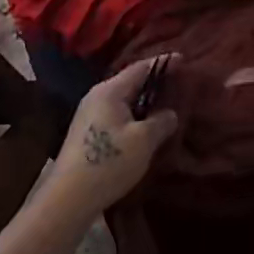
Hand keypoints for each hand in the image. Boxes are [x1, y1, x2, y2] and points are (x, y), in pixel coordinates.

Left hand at [43, 55, 181, 218]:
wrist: (70, 195)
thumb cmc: (109, 161)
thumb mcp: (143, 141)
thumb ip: (161, 122)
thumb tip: (170, 113)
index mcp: (109, 91)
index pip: (139, 68)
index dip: (162, 63)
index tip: (183, 59)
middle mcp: (96, 96)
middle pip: (129, 81)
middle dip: (152, 81)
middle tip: (177, 81)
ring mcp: (88, 113)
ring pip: (122, 99)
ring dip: (142, 100)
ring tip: (164, 102)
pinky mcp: (86, 131)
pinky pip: (115, 113)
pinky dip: (132, 113)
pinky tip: (144, 124)